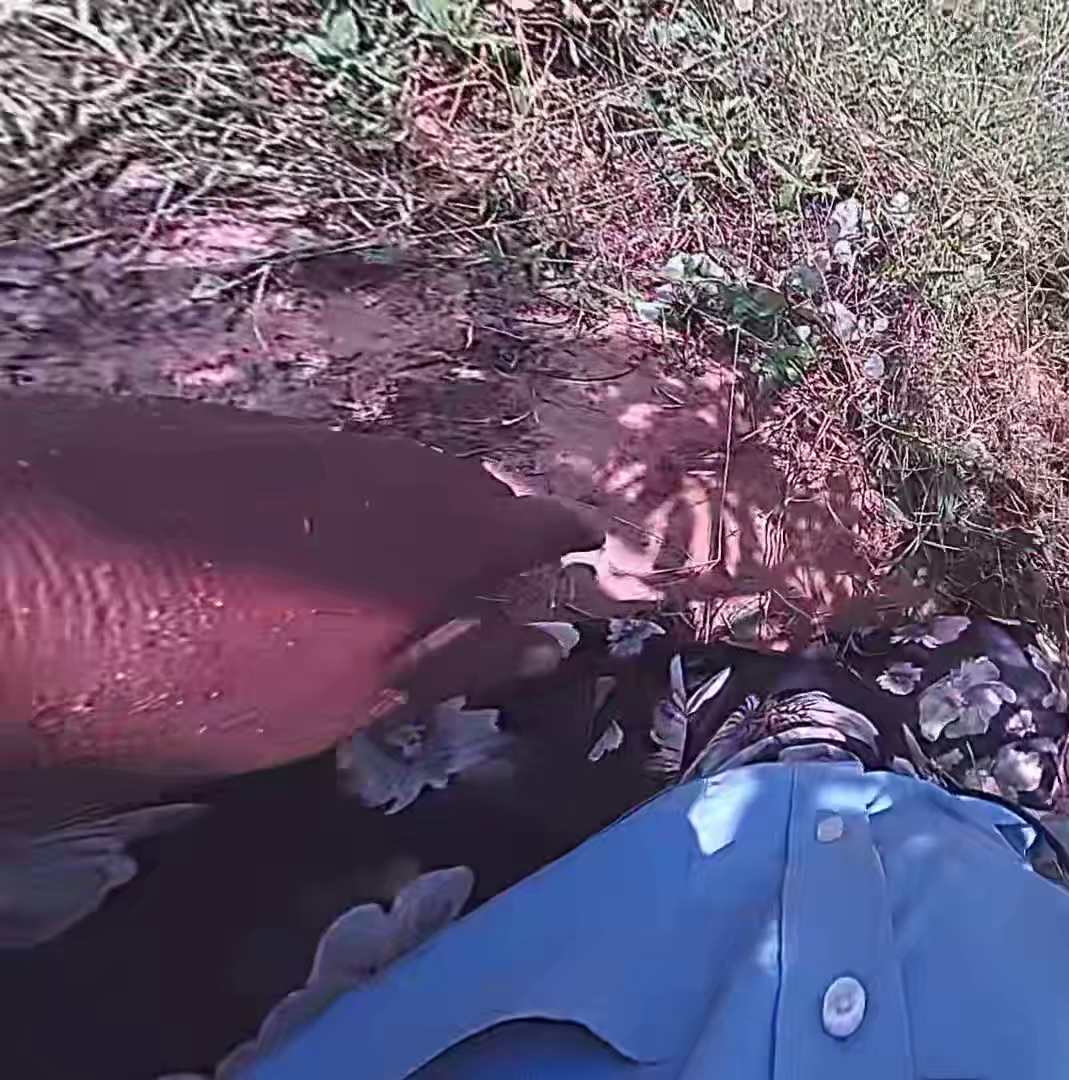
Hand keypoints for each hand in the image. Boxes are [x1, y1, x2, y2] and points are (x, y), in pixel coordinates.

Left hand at [0, 394, 601, 820]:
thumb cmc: (191, 665)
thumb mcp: (348, 697)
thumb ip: (466, 661)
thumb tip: (555, 643)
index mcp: (452, 538)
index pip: (549, 525)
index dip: (575, 538)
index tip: (586, 549)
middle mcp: (403, 473)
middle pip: (483, 492)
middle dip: (497, 527)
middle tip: (479, 570)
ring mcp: (316, 438)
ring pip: (404, 469)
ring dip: (417, 507)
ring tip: (383, 551)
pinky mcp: (225, 420)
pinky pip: (321, 454)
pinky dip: (335, 488)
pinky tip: (280, 524)